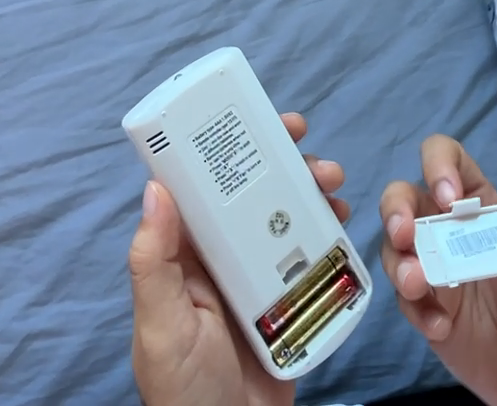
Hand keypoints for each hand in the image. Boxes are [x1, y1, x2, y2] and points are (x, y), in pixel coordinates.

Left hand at [130, 112, 348, 405]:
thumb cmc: (183, 389)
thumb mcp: (161, 326)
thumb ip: (154, 262)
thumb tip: (155, 186)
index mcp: (186, 249)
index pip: (203, 182)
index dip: (226, 143)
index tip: (257, 119)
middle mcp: (221, 251)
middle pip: (252, 189)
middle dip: (282, 159)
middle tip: (309, 145)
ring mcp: (257, 271)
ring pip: (285, 213)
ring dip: (309, 187)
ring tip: (334, 182)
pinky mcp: (288, 295)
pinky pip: (310, 250)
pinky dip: (328, 228)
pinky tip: (342, 218)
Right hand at [379, 137, 496, 405]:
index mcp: (480, 207)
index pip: (449, 160)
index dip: (439, 165)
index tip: (447, 197)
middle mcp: (447, 228)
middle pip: (404, 195)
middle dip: (396, 208)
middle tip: (404, 234)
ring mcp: (430, 265)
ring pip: (393, 243)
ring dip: (398, 261)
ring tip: (417, 288)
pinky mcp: (421, 304)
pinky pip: (402, 297)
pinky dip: (415, 309)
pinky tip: (440, 328)